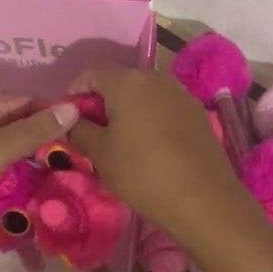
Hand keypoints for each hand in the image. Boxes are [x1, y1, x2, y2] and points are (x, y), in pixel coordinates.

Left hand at [0, 94, 80, 243]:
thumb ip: (34, 130)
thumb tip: (73, 106)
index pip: (25, 98)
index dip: (51, 110)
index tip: (80, 131)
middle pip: (11, 117)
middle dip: (39, 131)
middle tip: (70, 154)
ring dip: (22, 150)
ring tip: (50, 168)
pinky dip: (3, 165)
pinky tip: (14, 181)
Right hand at [65, 66, 252, 239]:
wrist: (204, 199)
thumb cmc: (142, 172)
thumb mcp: (100, 154)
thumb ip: (79, 131)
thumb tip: (69, 121)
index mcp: (127, 81)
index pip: (91, 72)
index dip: (75, 92)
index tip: (69, 119)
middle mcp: (156, 78)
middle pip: (120, 81)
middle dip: (102, 102)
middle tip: (93, 134)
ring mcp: (181, 94)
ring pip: (144, 95)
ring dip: (128, 111)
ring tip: (121, 142)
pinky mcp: (198, 113)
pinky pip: (165, 108)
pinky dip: (151, 119)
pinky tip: (150, 147)